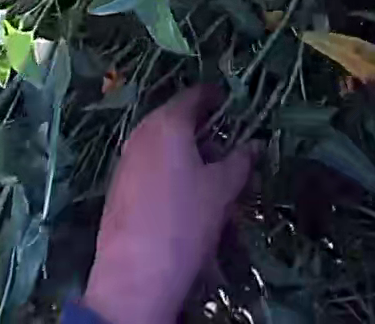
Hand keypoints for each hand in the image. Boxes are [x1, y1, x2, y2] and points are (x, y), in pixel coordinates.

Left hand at [82, 87, 254, 323]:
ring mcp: (127, 156)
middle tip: (228, 147)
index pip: (195, 94)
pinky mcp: (119, 182)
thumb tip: (255, 144)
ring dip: (188, 150)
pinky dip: (170, 166)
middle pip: (178, 117)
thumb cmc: (184, 222)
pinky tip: (184, 195)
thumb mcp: (221, 190)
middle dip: (204, 129)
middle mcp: (143, 130)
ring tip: (211, 175)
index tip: (234, 107)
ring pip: (163, 141)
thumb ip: (240, 161)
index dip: (217, 97)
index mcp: (168, 122)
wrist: (134, 278)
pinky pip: (150, 161)